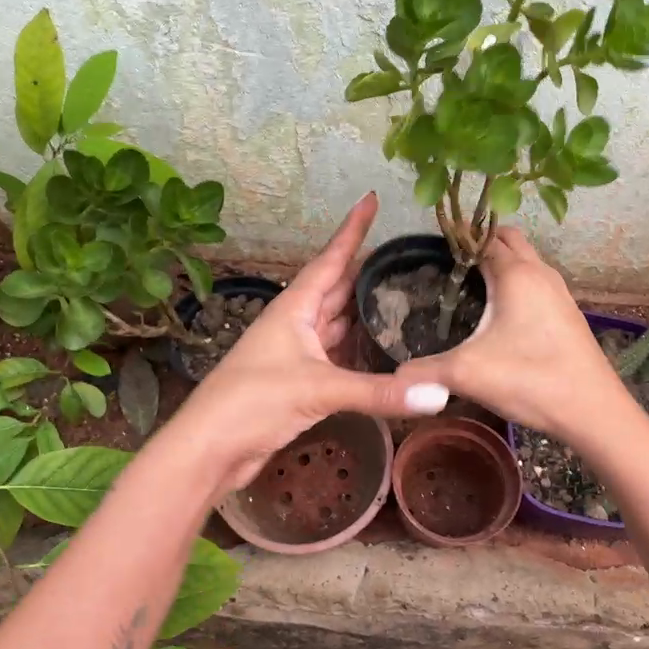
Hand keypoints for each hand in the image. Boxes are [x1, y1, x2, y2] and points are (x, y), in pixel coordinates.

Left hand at [164, 193, 450, 493]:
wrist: (210, 449)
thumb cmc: (252, 403)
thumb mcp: (317, 390)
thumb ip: (378, 392)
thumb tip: (438, 394)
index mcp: (294, 309)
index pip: (330, 259)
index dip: (352, 230)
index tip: (371, 199)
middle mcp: (296, 325)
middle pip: (338, 290)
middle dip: (367, 271)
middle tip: (406, 255)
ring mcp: (297, 355)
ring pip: (339, 325)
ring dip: (366, 312)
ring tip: (404, 297)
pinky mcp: (300, 385)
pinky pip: (338, 359)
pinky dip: (361, 353)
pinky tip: (384, 352)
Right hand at [397, 228, 625, 439]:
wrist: (593, 411)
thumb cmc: (531, 380)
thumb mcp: (468, 375)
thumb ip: (423, 372)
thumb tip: (393, 377)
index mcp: (516, 274)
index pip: (482, 236)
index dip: (455, 237)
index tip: (428, 247)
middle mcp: (541, 273)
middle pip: (508, 239)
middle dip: (479, 242)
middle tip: (447, 263)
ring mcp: (559, 293)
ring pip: (526, 261)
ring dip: (501, 263)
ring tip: (468, 284)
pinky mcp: (567, 315)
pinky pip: (536, 284)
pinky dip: (515, 284)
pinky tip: (497, 314)